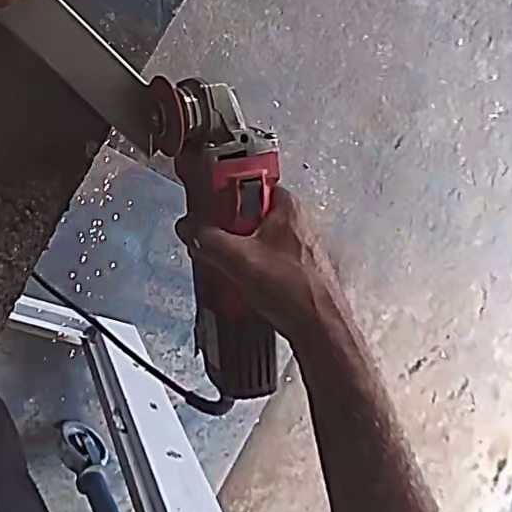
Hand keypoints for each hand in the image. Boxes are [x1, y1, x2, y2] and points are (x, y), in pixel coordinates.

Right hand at [177, 187, 349, 346]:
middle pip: (247, 212)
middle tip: (215, 242)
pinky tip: (243, 282)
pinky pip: (264, 256)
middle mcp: (296, 220)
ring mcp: (298, 244)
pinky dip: (251, 266)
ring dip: (237, 250)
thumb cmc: (295, 291)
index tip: (208, 206)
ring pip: (255, 236)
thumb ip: (208, 240)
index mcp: (287, 206)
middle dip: (227, 228)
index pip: (247, 182)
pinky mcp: (297, 266)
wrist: (321, 329)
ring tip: (227, 266)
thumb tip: (191, 230)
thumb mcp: (239, 260)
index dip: (224, 194)